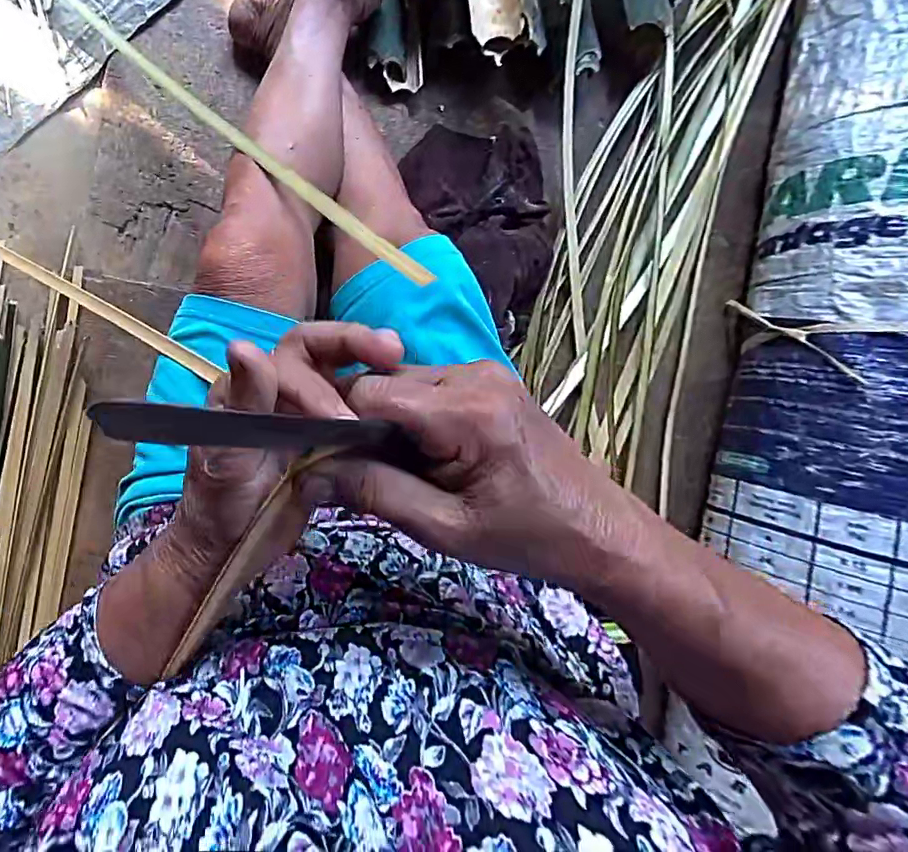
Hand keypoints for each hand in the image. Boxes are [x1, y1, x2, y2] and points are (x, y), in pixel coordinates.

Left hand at [156, 322, 405, 585]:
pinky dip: (379, 397)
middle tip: (392, 351)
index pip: (294, 356)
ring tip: (400, 361)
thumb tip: (244, 346)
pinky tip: (402, 400)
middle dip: (356, 343)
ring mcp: (307, 406)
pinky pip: (357, 402)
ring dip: (371, 362)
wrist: (233, 544)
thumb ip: (243, 402)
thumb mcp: (229, 456)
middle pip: (322, 347)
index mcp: (252, 384)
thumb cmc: (221, 503)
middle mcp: (281, 385)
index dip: (319, 379)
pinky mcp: (330, 429)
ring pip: (342, 369)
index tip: (341, 419)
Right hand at [306, 361, 647, 587]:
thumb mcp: (446, 528)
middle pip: (385, 382)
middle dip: (366, 426)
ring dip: (392, 422)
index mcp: (468, 410)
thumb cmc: (528, 537)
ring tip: (410, 470)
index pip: (369, 392)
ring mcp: (486, 370)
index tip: (331, 464)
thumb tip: (311, 473)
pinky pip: (431, 386)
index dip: (339, 425)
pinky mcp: (491, 378)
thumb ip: (376, 493)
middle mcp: (475, 373)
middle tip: (373, 476)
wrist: (597, 528)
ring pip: (405, 382)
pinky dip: (416, 416)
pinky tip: (432, 454)